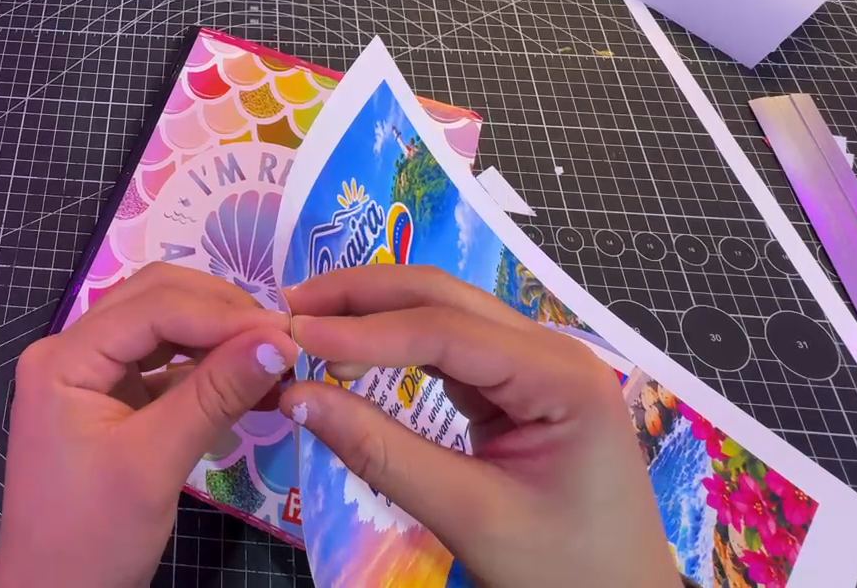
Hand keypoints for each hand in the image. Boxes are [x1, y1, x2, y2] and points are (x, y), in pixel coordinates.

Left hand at [0, 263, 298, 586]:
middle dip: (218, 311)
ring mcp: (88, 370)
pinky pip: (159, 360)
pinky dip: (201, 362)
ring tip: (269, 351)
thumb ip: (214, 395)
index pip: (151, 307)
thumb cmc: (93, 542)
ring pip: (159, 323)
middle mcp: (71, 348)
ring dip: (214, 332)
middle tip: (279, 335)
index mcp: (64, 356)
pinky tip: (243, 374)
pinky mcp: (108, 395)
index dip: (220, 313)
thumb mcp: (155, 466)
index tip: (284, 331)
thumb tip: (279, 342)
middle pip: (153, 299)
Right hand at [279, 265, 674, 587]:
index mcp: (559, 375)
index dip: (364, 328)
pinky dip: (389, 343)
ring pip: (436, 309)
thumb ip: (379, 451)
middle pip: (440, 296)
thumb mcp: (469, 517)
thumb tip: (293, 395)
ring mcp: (529, 359)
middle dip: (361, 297)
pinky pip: (440, 343)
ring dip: (370, 312)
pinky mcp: (508, 380)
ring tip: (309, 324)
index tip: (295, 334)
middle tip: (292, 308)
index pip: (444, 329)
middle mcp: (547, 348)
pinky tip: (349, 352)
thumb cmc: (564, 575)